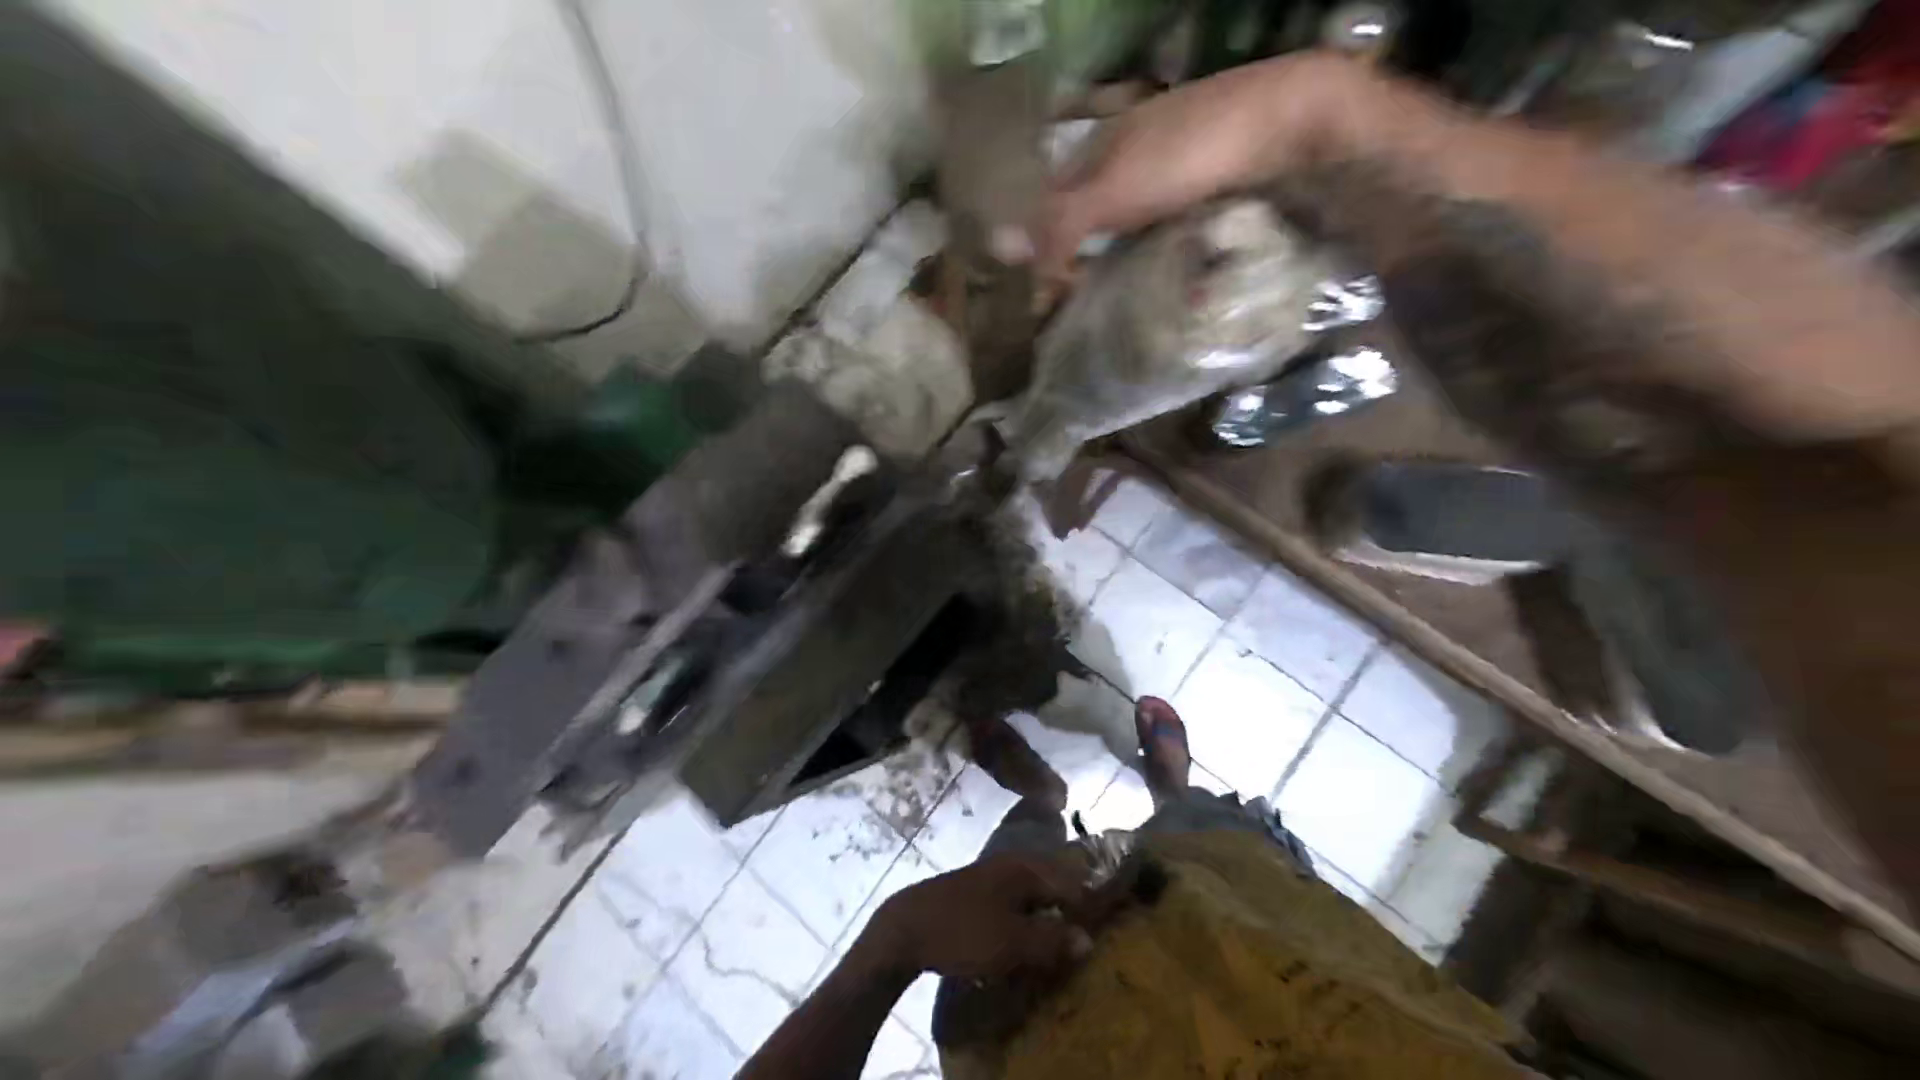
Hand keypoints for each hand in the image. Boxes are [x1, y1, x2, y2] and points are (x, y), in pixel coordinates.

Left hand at [859, 854, 1093, 980]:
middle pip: (1054, 883)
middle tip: (1085, 940)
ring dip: (1049, 915)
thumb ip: (1053, 940)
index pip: (1072, 881)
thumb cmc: (963, 931)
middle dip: (1071, 909)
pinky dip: (1028, 918)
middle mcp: (1013, 864)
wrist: (905, 928)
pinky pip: (1016, 902)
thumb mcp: (1013, 942)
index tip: (1105, 931)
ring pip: (1034, 893)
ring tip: (1060, 944)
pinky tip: (1028, 940)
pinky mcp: (979, 893)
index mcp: (1025, 867)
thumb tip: (1089, 940)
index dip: (1090, 906)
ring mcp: (994, 876)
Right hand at [1033, 51, 1378, 285]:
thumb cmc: (1190, 154)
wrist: (1293, 125)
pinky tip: (1169, 291)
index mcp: (1101, 149)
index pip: (1053, 207)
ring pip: (1132, 234)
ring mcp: (1175, 176)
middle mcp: (1133, 159)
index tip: (1049, 302)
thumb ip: (1056, 227)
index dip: (1045, 254)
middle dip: (1086, 268)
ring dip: (1125, 272)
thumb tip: (1006, 261)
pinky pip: (1172, 238)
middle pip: (1093, 223)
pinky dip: (1165, 265)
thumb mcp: (1110, 192)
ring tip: (1123, 314)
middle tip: (1086, 316)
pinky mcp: (1211, 195)